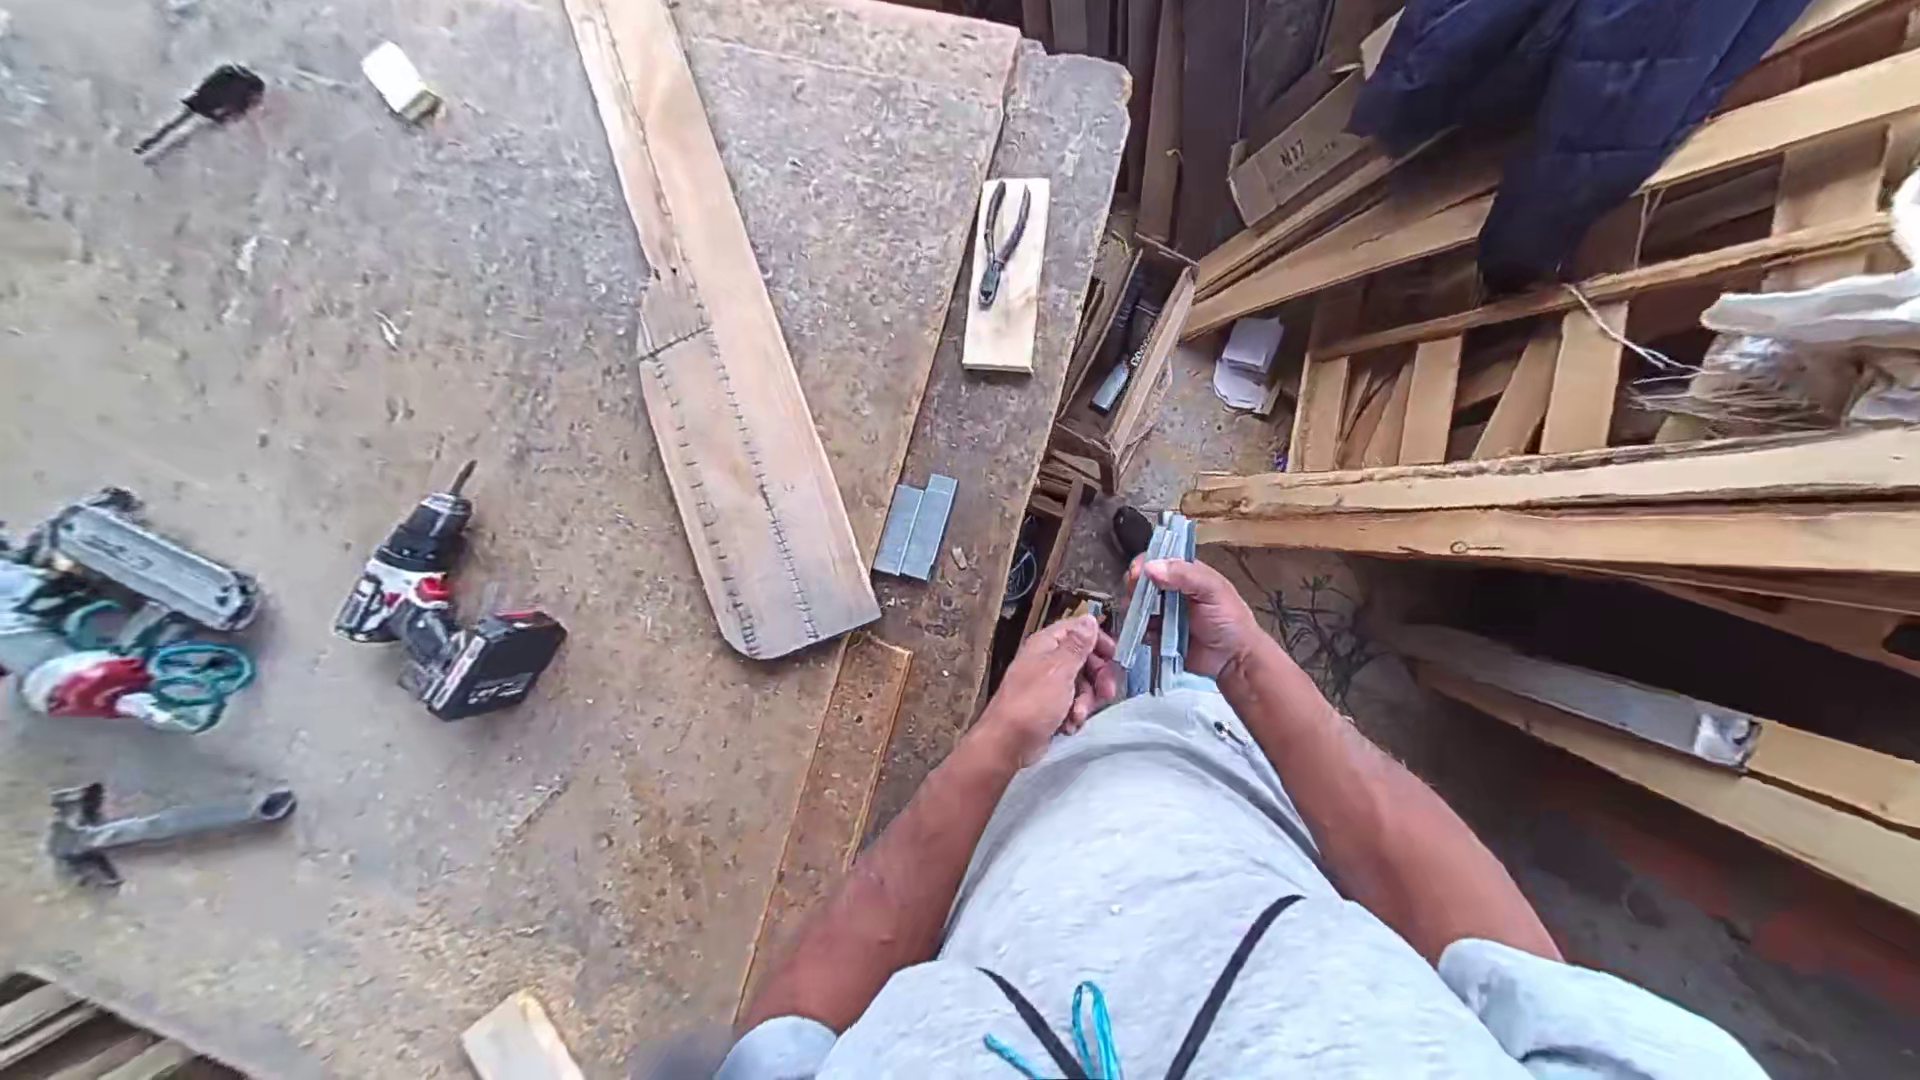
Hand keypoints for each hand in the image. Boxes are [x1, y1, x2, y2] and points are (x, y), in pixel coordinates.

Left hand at [974, 615, 1119, 765]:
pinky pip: (1073, 703)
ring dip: (1086, 700)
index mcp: (1046, 644)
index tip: (1114, 657)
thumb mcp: (1060, 670)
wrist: (1008, 743)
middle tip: (1106, 693)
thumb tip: (1089, 618)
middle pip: (1084, 658)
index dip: (1098, 640)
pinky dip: (1075, 714)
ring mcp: (1048, 684)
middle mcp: (1046, 660)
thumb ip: (1077, 645)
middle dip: (1098, 677)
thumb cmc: (1032, 703)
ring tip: (1078, 714)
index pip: (1078, 630)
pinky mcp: (1050, 706)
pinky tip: (1070, 725)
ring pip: (1082, 684)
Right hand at [1128, 555, 1267, 681]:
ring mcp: (1161, 613)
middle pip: (1141, 581)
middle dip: (1134, 587)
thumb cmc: (1229, 621)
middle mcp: (1170, 590)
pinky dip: (1134, 627)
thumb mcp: (1213, 590)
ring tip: (1139, 616)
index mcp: (1185, 574)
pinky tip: (1142, 631)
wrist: (1234, 661)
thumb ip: (1184, 575)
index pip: (1157, 559)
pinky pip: (1136, 626)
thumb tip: (1149, 568)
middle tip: (1136, 598)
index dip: (1144, 563)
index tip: (1137, 574)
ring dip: (1132, 607)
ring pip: (1135, 603)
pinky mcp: (1155, 634)